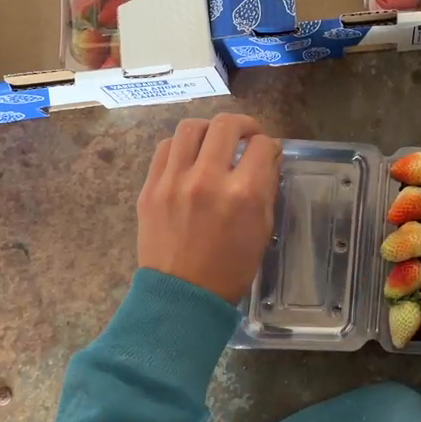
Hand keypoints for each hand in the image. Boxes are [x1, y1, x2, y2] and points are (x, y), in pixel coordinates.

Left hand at [136, 115, 280, 302]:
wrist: (182, 296)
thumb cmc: (231, 268)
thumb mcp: (263, 228)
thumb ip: (266, 187)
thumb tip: (267, 157)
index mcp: (243, 194)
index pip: (262, 146)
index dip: (269, 146)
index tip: (267, 153)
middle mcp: (208, 179)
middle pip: (227, 125)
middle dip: (244, 125)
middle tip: (247, 136)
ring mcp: (174, 181)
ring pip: (191, 127)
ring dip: (209, 130)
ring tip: (215, 142)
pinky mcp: (150, 188)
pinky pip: (165, 148)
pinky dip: (182, 146)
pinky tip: (190, 158)